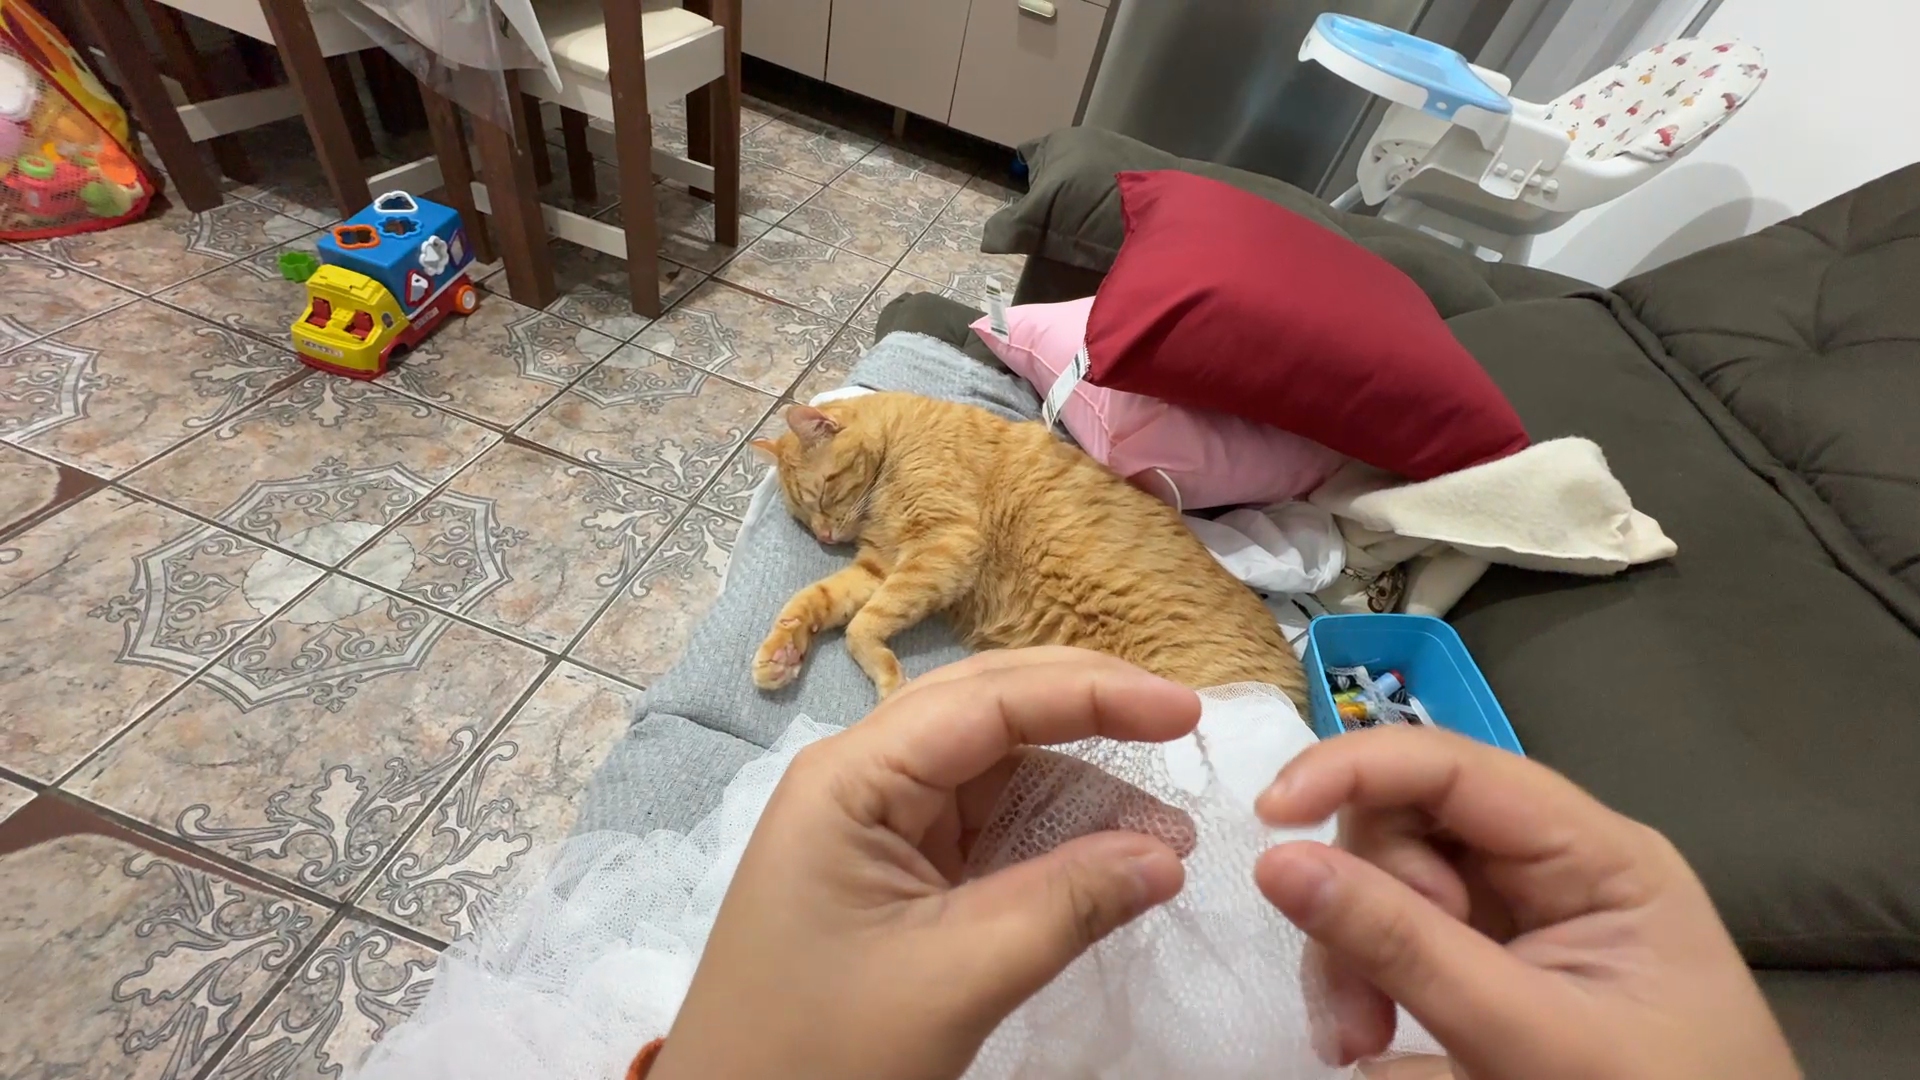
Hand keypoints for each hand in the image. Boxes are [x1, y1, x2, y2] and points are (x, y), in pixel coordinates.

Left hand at [650, 648, 1201, 1079]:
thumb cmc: (820, 1056)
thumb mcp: (952, 981)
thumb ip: (1066, 904)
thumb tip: (1167, 854)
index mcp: (854, 774)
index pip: (987, 701)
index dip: (1091, 693)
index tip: (1183, 708)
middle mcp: (863, 771)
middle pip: (985, 706)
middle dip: (1082, 707)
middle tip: (1173, 721)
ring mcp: (877, 812)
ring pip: (990, 760)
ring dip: (1074, 776)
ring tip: (1157, 819)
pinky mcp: (895, 855)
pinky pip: (982, 815)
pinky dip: (1047, 825)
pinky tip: (1101, 844)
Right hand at [1254, 726, 1800, 1079]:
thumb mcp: (1530, 1040)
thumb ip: (1401, 946)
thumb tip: (1271, 863)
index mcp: (1592, 850)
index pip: (1447, 764)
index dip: (1349, 769)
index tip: (1271, 816)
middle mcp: (1541, 854)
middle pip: (1398, 818)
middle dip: (1356, 896)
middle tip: (1358, 997)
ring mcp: (1503, 898)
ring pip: (1374, 870)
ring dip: (1346, 946)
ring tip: (1359, 1036)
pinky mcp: (1473, 940)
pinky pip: (1380, 920)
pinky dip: (1355, 969)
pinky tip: (1363, 1033)